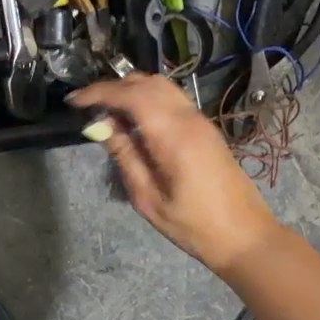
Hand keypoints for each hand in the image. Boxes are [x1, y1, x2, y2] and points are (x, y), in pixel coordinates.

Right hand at [69, 74, 282, 271]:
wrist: (245, 236)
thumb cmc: (193, 226)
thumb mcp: (148, 199)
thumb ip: (125, 158)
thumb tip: (103, 128)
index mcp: (173, 136)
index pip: (131, 96)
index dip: (99, 93)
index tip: (74, 101)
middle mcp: (189, 119)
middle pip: (148, 83)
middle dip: (114, 87)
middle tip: (88, 105)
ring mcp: (201, 122)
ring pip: (163, 87)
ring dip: (133, 90)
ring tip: (107, 110)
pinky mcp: (206, 130)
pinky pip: (173, 101)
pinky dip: (149, 99)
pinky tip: (134, 121)